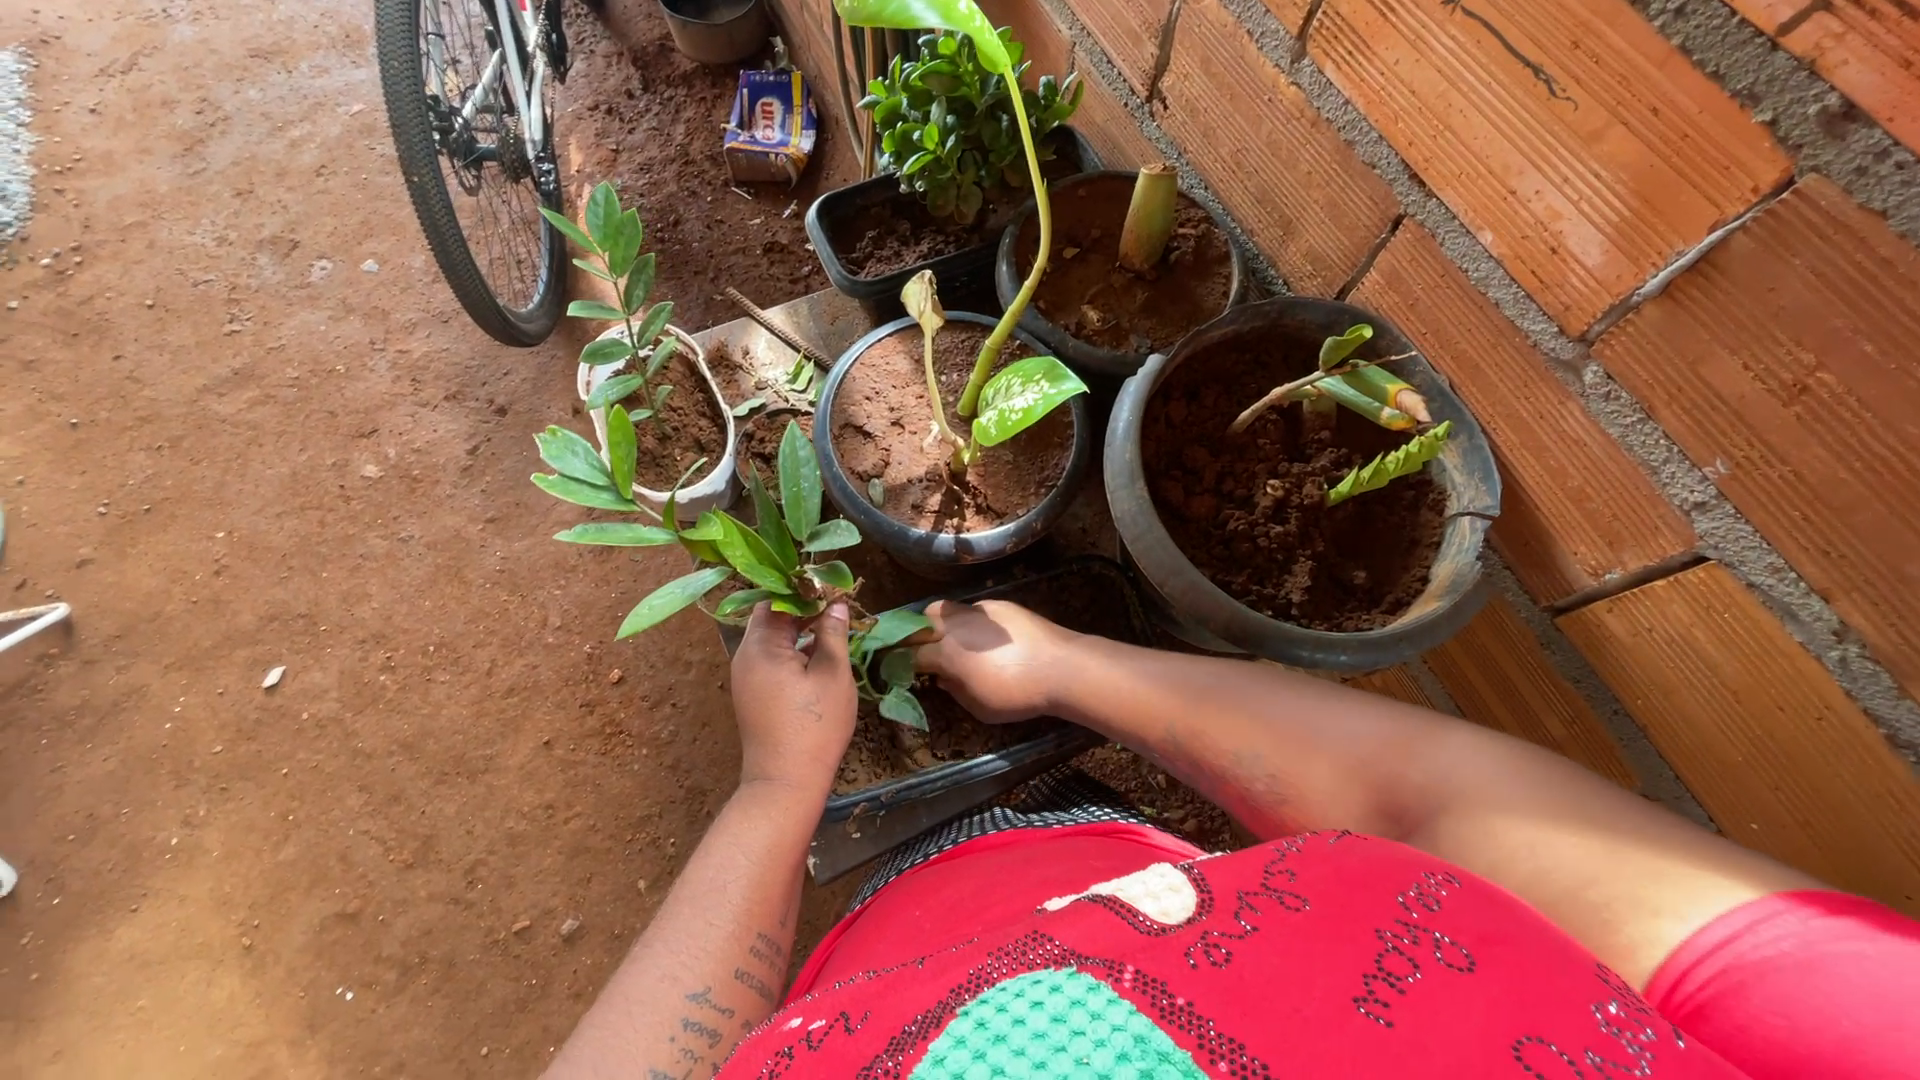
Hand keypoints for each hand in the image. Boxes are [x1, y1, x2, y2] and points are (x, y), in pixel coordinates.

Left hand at [730, 601, 855, 795]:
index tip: (834, 589)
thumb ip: (833, 633)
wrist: (785, 781)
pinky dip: (790, 650)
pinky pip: (768, 658)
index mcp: (761, 645)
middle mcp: (744, 655)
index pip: (777, 599)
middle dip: (801, 608)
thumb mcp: (833, 673)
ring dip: (796, 629)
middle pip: (770, 617)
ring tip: (830, 628)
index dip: (805, 590)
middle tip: (834, 607)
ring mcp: (744, 676)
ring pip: (769, 638)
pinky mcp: (750, 693)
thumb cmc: (814, 724)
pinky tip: (816, 656)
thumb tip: (835, 604)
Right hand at [912, 600, 1077, 723]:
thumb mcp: (980, 707)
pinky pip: (970, 609)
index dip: (897, 663)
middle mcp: (955, 627)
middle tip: (909, 651)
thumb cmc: (1018, 695)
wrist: (1061, 667)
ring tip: (940, 637)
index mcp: (946, 654)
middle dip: (908, 637)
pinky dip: (964, 621)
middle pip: (917, 624)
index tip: (892, 668)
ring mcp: (977, 612)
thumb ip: (953, 691)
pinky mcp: (997, 605)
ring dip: (932, 622)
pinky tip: (977, 635)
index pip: (909, 656)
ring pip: (941, 609)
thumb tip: (940, 678)